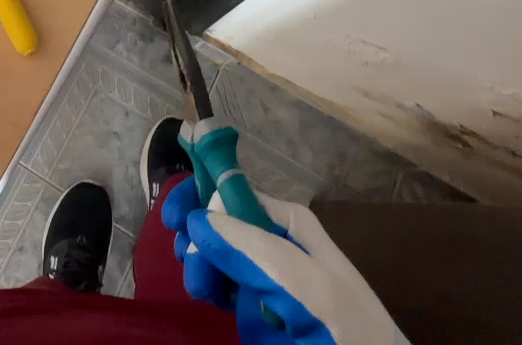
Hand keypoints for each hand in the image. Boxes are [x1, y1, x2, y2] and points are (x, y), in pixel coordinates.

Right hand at [163, 178, 406, 344]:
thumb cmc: (346, 328)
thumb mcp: (308, 286)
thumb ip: (256, 251)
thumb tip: (198, 219)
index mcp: (286, 221)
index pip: (230, 192)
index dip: (198, 199)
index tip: (174, 221)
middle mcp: (273, 239)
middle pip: (217, 222)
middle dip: (196, 238)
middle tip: (187, 265)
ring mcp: (266, 274)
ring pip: (215, 252)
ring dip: (199, 265)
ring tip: (200, 289)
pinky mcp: (260, 306)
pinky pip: (225, 284)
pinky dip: (210, 286)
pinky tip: (210, 297)